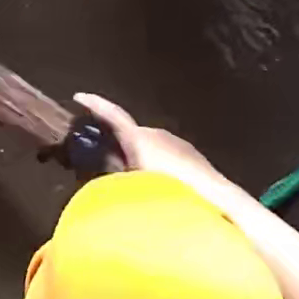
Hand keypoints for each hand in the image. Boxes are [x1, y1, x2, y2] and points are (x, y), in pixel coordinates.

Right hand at [73, 93, 247, 210]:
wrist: (219, 201)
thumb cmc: (172, 193)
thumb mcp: (134, 186)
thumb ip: (113, 172)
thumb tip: (99, 160)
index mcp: (140, 139)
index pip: (112, 115)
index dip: (94, 105)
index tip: (79, 96)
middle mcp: (157, 133)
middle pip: (128, 133)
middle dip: (114, 141)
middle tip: (99, 158)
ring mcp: (176, 142)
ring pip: (147, 144)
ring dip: (135, 154)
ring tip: (126, 176)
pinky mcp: (190, 154)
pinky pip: (163, 153)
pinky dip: (153, 160)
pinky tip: (155, 182)